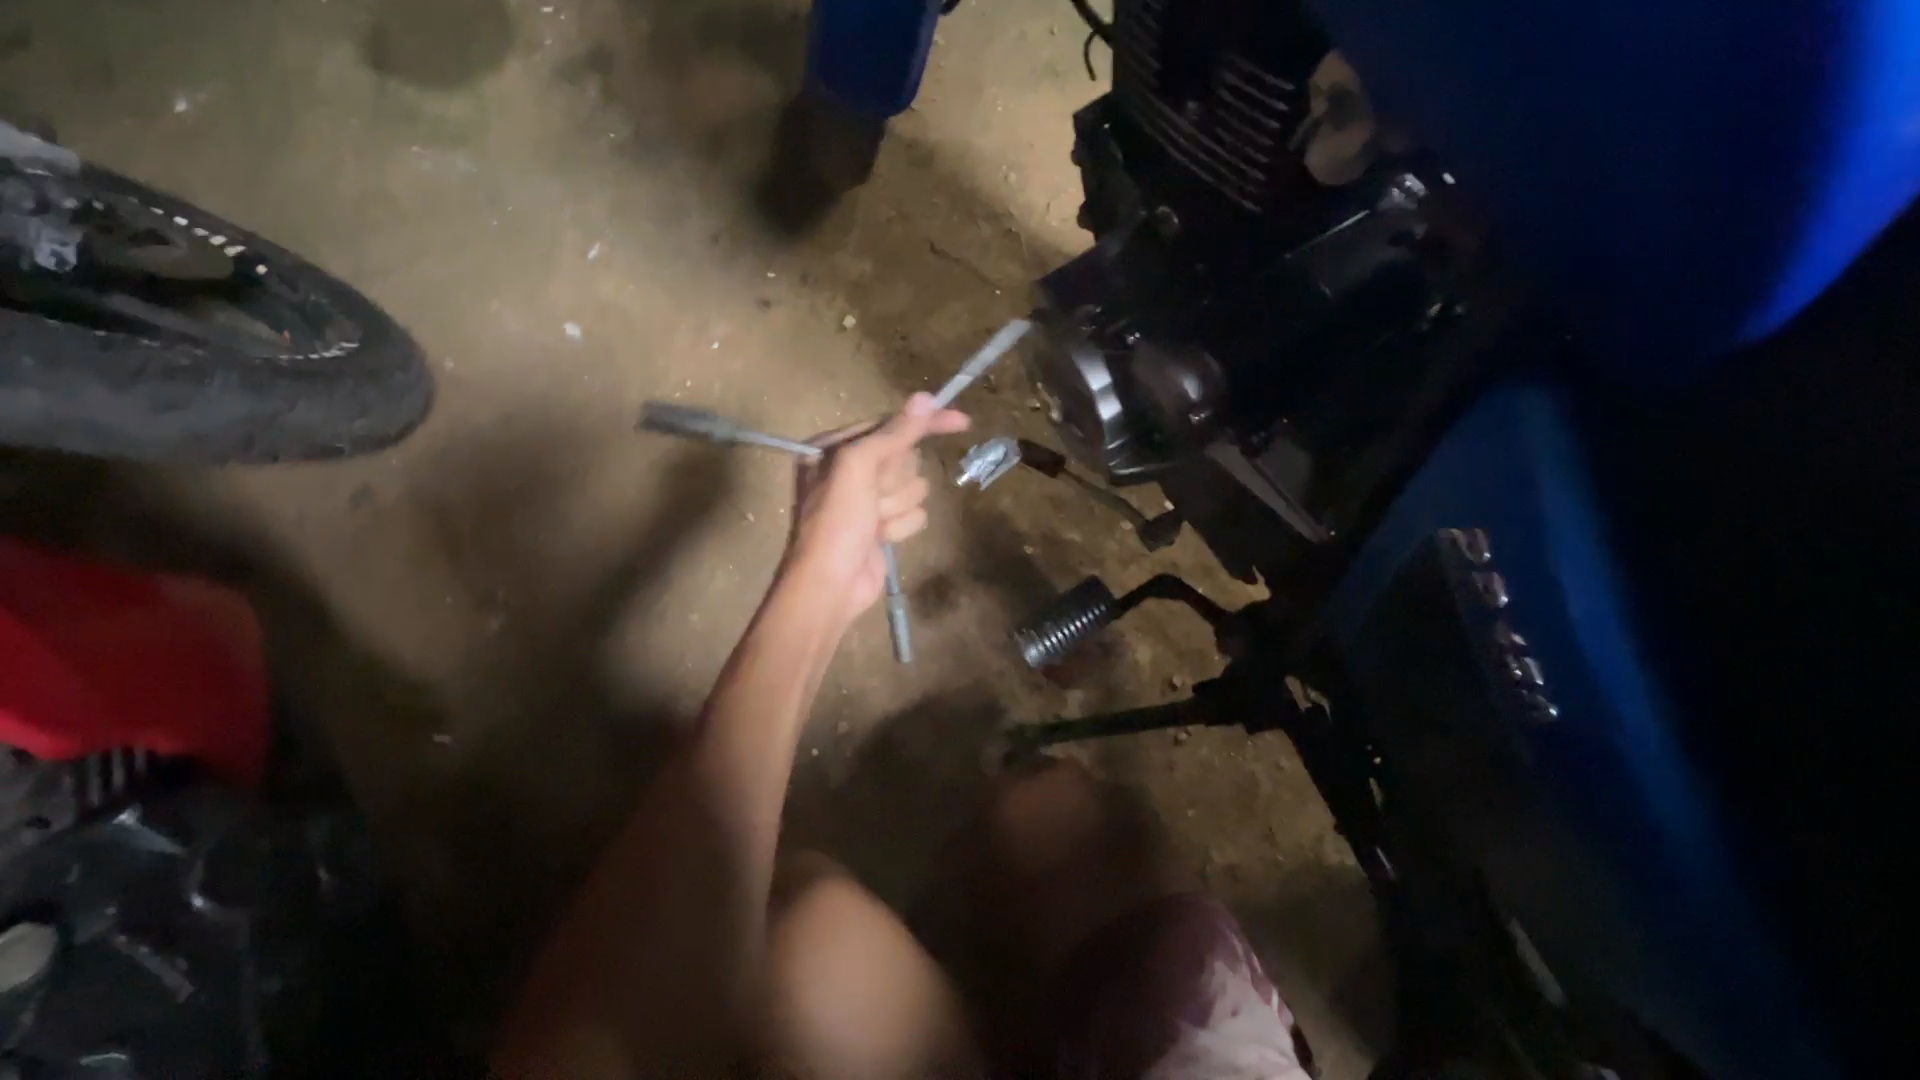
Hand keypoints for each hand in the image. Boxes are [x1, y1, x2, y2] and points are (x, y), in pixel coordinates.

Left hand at [782, 393, 969, 629]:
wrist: (830, 584)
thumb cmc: (835, 522)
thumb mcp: (857, 467)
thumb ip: (892, 433)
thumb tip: (925, 398)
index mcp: (835, 448)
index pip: (890, 425)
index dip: (924, 423)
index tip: (962, 420)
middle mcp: (851, 470)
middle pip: (905, 457)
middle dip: (896, 480)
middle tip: (873, 498)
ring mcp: (868, 500)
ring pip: (914, 487)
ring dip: (898, 506)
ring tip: (873, 523)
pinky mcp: (883, 526)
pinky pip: (915, 513)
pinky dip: (901, 526)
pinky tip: (880, 538)